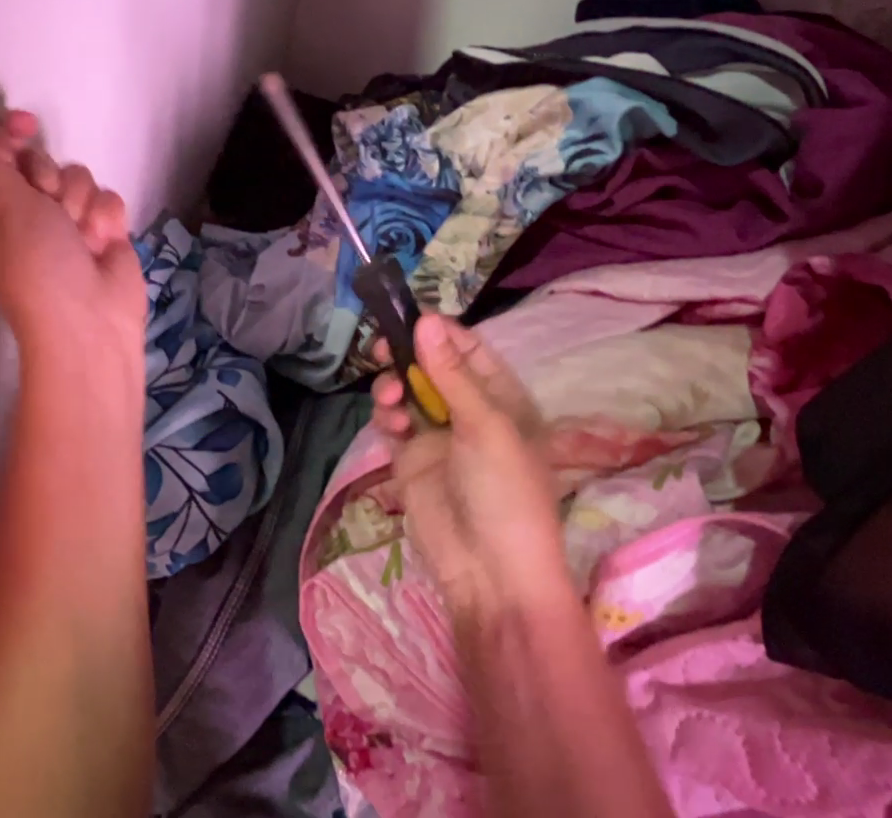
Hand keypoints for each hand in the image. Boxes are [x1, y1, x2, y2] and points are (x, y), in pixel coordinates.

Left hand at [0, 111, 145, 356]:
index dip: (8, 135)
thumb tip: (6, 132)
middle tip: (51, 211)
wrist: (87, 318)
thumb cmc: (33, 261)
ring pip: (80, 177)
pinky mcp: (103, 234)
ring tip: (81, 238)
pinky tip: (102, 246)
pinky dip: (107, 219)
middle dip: (52, 180)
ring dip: (82, 204)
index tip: (27, 124)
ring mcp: (67, 225)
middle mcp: (25, 215)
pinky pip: (108, 199)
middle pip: (42, 161)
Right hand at [372, 315, 570, 603]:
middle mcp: (468, 411)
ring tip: (389, 400)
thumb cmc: (505, 491)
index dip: (440, 332)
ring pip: (405, 392)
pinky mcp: (410, 459)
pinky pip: (391, 423)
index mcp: (502, 398)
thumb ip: (451, 374)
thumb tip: (424, 320)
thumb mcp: (486, 426)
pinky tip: (390, 426)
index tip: (408, 321)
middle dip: (407, 356)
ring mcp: (437, 436)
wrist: (489, 570)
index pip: (468, 349)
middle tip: (385, 350)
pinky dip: (386, 417)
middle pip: (430, 367)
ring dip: (392, 387)